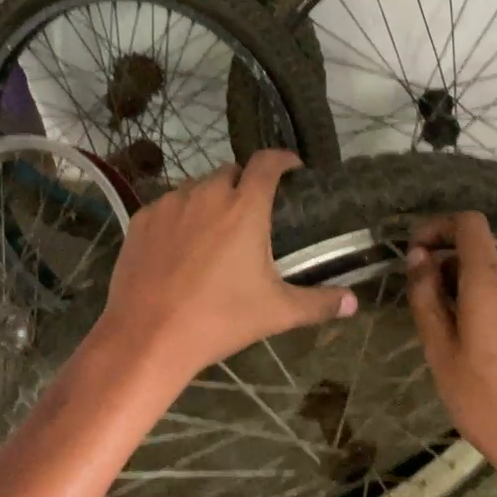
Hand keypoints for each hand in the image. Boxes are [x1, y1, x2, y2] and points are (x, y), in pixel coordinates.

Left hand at [96, 150, 357, 378]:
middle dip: (245, 185)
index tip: (292, 168)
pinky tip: (180, 247)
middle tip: (252, 215)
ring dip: (211, 199)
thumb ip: (318, 303)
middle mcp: (208, 193)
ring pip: (197, 187)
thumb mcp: (276, 312)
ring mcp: (170, 203)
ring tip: (215, 232)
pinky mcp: (142, 218)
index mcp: (245, 207)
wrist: (147, 337)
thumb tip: (353, 303)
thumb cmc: (219, 320)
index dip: (283, 159)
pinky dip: (180, 216)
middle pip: (232, 172)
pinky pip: (168, 205)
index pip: (268, 162)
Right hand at [405, 212, 496, 477]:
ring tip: (447, 334)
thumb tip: (418, 257)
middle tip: (423, 308)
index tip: (415, 253)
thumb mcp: (440, 349)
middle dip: (444, 267)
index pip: (468, 222)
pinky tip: (476, 345)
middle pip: (476, 251)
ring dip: (463, 288)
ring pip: (490, 274)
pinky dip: (484, 302)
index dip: (438, 226)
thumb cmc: (485, 400)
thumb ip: (426, 296)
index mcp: (490, 280)